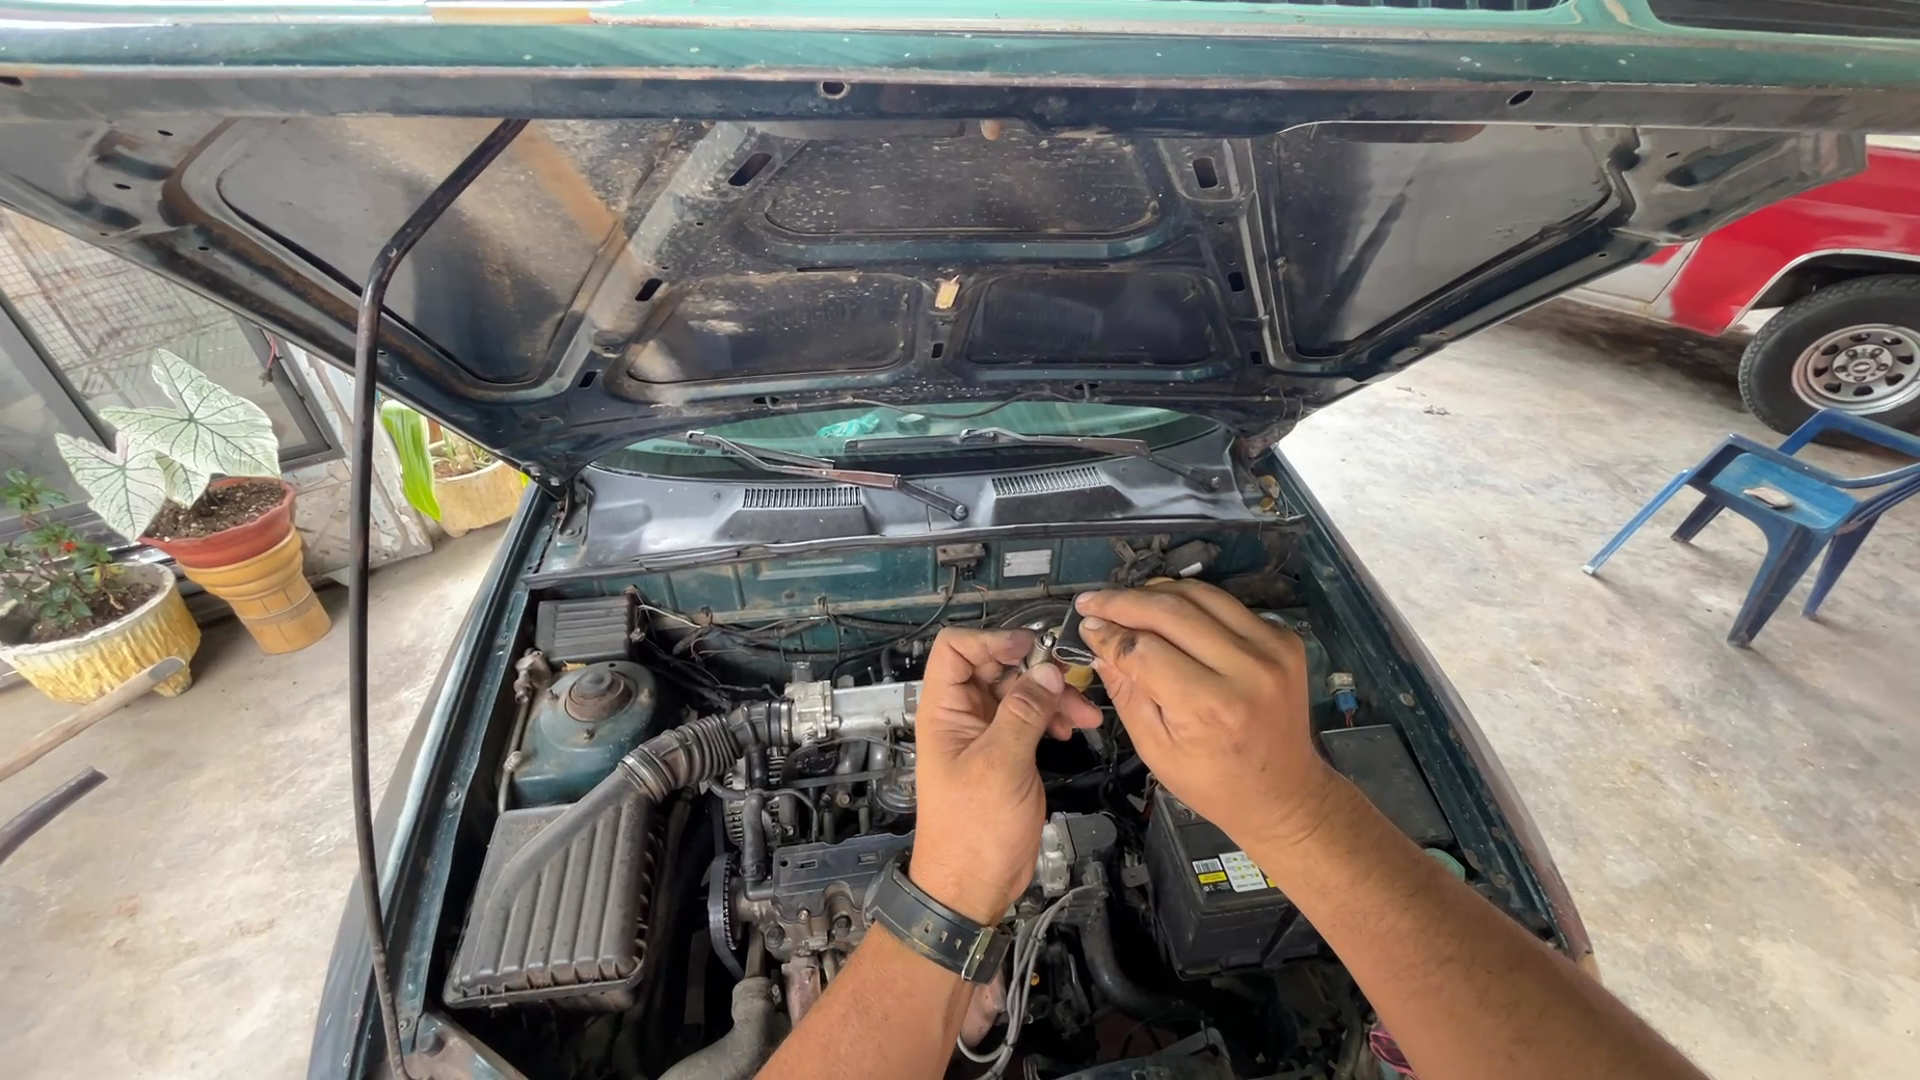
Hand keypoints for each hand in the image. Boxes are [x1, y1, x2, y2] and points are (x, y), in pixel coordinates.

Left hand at [910, 628, 1102, 922]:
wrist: (973, 886)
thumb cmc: (973, 829)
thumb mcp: (1000, 765)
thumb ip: (1024, 713)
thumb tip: (1047, 671)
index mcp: (943, 709)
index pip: (955, 648)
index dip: (990, 640)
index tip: (1030, 647)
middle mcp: (962, 713)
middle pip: (995, 666)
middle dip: (1034, 669)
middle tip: (1070, 679)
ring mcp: (986, 731)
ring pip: (1020, 690)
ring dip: (1053, 695)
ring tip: (1084, 714)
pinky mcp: (1007, 749)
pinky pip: (1031, 717)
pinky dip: (1053, 717)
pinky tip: (1073, 730)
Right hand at [1075, 581, 1335, 850]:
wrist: (1285, 792)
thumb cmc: (1213, 782)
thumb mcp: (1155, 749)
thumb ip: (1125, 691)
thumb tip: (1097, 643)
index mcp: (1210, 707)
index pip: (1144, 650)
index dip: (1108, 634)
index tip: (1085, 626)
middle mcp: (1245, 669)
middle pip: (1170, 611)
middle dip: (1122, 602)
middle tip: (1092, 602)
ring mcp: (1271, 648)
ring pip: (1198, 594)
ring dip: (1153, 592)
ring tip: (1123, 600)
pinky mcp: (1284, 638)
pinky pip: (1225, 604)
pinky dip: (1189, 602)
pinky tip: (1165, 612)